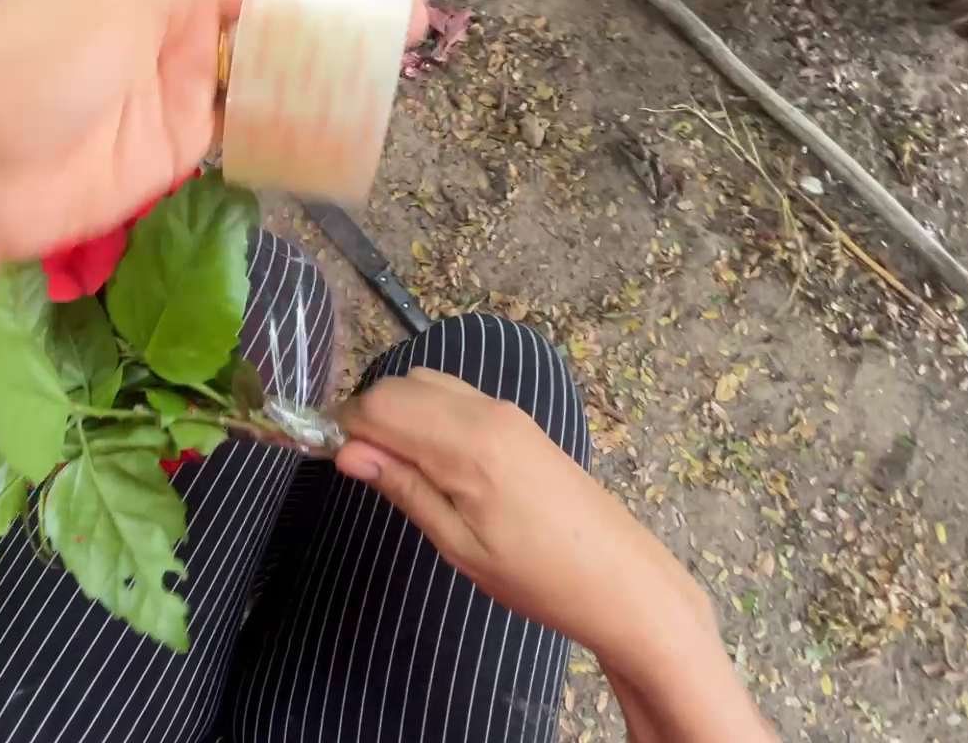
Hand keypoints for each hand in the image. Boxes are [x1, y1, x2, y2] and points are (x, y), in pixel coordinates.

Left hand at [0, 0, 432, 262]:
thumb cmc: (34, 61)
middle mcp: (166, 14)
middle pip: (268, 5)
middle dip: (336, 9)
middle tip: (412, 21)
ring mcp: (175, 81)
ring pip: (264, 64)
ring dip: (323, 64)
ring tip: (395, 66)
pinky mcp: (178, 142)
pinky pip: (245, 123)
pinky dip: (289, 119)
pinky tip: (341, 117)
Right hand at [333, 368, 714, 677]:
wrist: (629, 585)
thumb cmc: (537, 578)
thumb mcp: (458, 545)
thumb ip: (401, 486)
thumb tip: (346, 452)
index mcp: (467, 443)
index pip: (379, 404)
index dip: (346, 427)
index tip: (338, 461)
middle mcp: (483, 409)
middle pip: (397, 386)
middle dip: (368, 417)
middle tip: (368, 469)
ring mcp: (503, 409)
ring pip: (423, 382)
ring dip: (396, 411)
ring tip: (400, 466)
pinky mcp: (515, 418)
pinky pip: (452, 393)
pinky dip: (425, 410)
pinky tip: (434, 455)